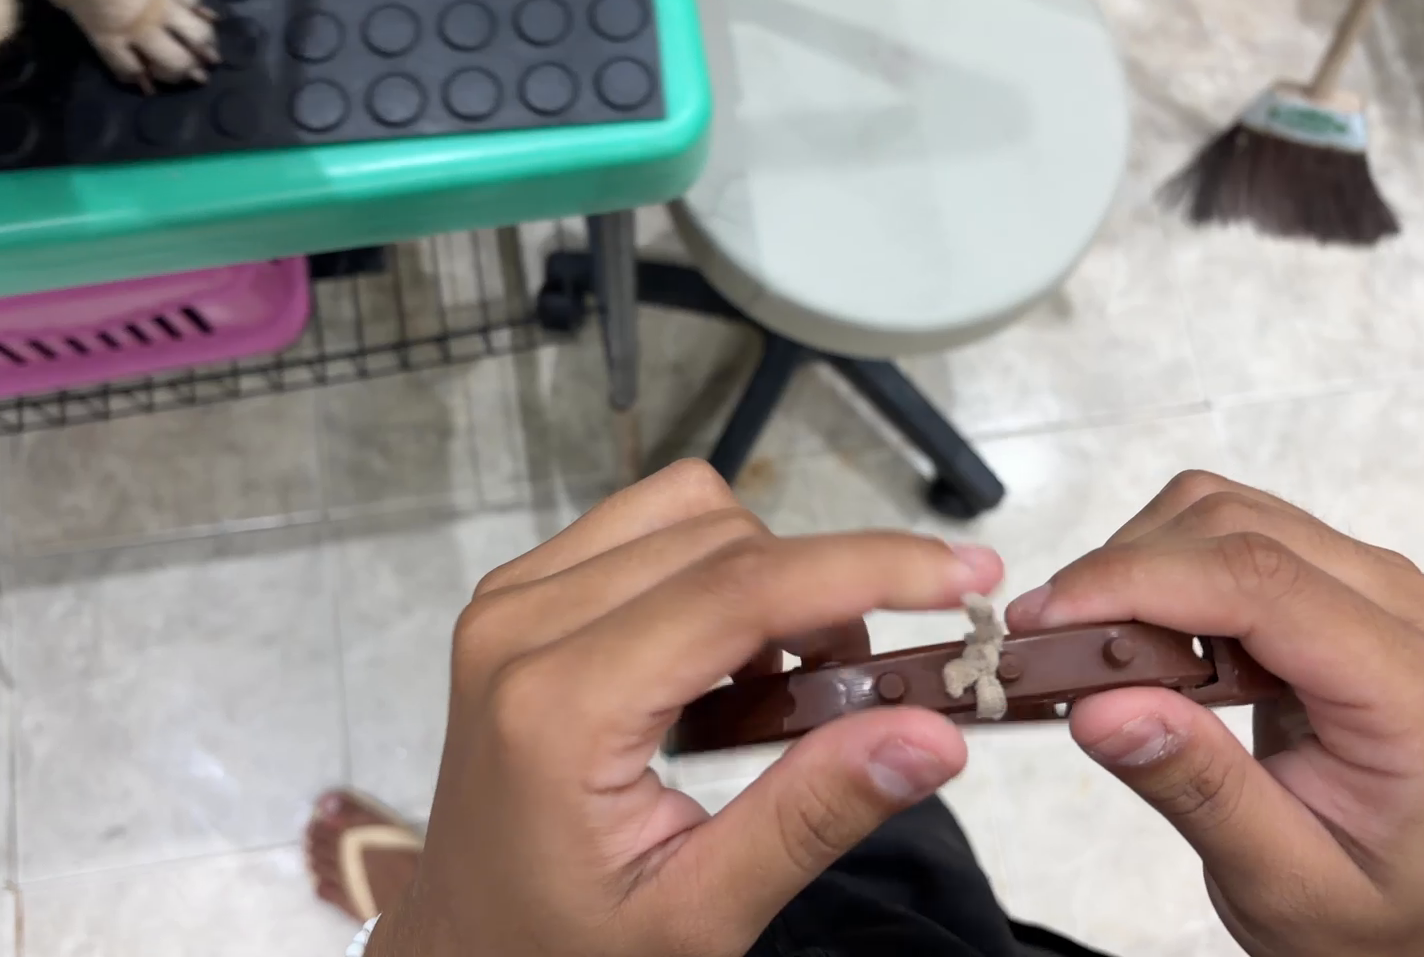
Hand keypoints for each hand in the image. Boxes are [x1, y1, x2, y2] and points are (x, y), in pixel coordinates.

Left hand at [384, 460, 1004, 956]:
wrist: (458, 944)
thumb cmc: (566, 948)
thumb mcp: (699, 915)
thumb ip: (814, 813)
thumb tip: (933, 731)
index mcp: (560, 706)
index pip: (739, 591)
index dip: (867, 569)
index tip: (964, 574)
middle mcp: (523, 622)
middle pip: (723, 539)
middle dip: (822, 589)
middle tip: (851, 680)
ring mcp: (513, 594)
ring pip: (687, 511)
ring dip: (765, 570)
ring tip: (779, 668)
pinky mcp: (520, 586)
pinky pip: (647, 523)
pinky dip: (713, 562)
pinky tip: (719, 645)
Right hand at [1011, 471, 1423, 956]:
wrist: (1415, 910)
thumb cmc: (1360, 911)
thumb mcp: (1278, 883)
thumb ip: (1195, 790)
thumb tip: (1098, 707)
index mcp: (1420, 694)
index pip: (1258, 583)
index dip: (1132, 582)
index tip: (1040, 619)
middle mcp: (1416, 612)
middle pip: (1230, 528)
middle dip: (1117, 572)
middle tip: (1049, 639)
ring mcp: (1378, 580)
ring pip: (1215, 508)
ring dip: (1131, 559)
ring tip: (1096, 633)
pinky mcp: (1334, 569)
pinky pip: (1219, 518)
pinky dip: (1153, 553)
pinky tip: (1140, 616)